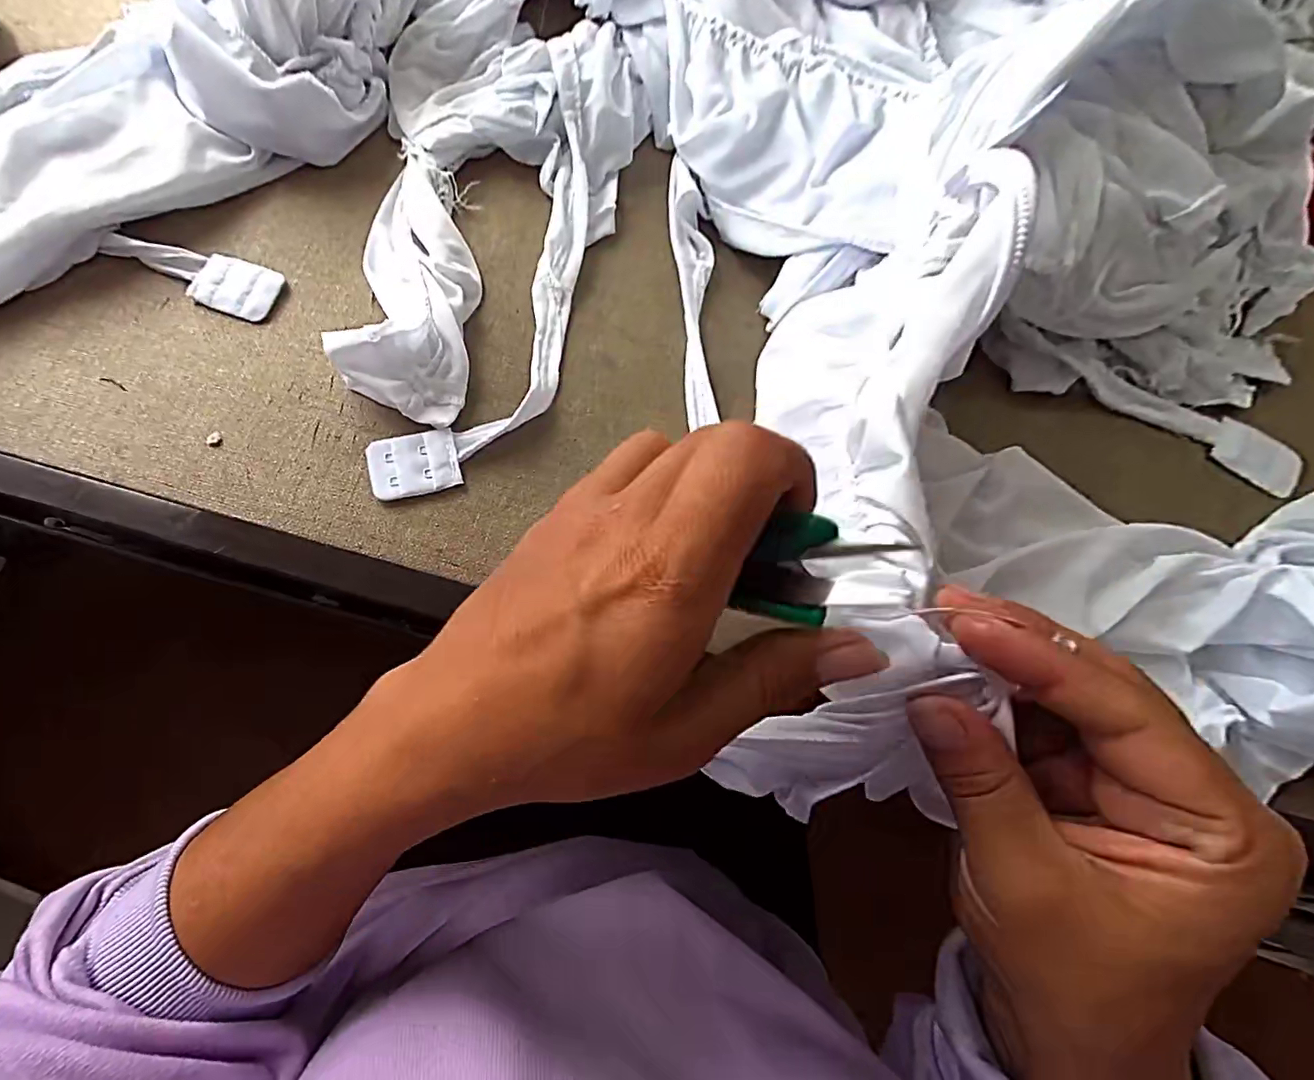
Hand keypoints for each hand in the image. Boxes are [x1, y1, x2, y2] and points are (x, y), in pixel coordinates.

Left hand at [367, 423, 887, 812]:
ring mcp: (586, 504)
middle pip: (722, 439)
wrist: (453, 721)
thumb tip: (860, 648)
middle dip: (764, 483)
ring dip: (713, 482)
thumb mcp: (689, 729)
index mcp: (672, 566)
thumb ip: (778, 675)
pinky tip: (651, 552)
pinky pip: (630, 465)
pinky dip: (666, 484)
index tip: (794, 542)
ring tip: (708, 552)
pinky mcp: (558, 511)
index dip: (793, 477)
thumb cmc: (572, 737)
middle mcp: (632, 514)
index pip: (750, 455)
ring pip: (676, 446)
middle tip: (762, 556)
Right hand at [907, 585, 1304, 1079]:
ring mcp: (1140, 781)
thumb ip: (980, 781)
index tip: (972, 623)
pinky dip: (995, 694)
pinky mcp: (1092, 781)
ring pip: (1070, 696)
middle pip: (1105, 691)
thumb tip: (929, 698)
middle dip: (1025, 646)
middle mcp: (1194, 790)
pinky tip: (958, 668)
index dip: (1044, 661)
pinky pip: (1042, 722)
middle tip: (955, 608)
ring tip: (948, 626)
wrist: (1065, 1044)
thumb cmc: (1066, 987)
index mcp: (1222, 828)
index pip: (1129, 715)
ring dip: (1005, 662)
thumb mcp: (1020, 884)